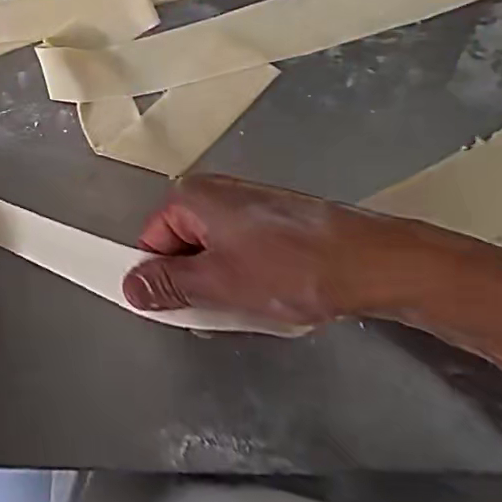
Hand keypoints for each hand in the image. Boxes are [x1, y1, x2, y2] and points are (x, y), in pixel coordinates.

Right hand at [121, 174, 459, 329]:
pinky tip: (273, 295)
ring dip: (223, 282)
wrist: (371, 262)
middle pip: (182, 243)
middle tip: (218, 311)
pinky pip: (242, 249)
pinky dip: (249, 274)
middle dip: (195, 281)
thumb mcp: (217, 284)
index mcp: (190, 196)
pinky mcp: (273, 218)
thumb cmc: (288, 269)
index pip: (151, 240)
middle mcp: (213, 191)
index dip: (160, 277)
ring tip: (251, 305)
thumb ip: (167, 285)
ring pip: (214, 251)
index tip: (177, 308)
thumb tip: (130, 287)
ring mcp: (246, 203)